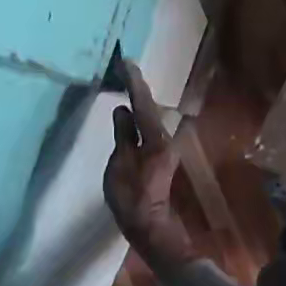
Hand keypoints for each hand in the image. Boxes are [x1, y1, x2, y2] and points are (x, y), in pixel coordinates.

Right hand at [102, 59, 193, 265]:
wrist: (147, 224)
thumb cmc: (130, 196)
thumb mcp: (120, 163)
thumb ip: (123, 134)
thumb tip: (123, 109)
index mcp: (156, 138)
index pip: (143, 103)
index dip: (133, 82)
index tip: (125, 62)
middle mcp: (165, 139)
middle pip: (149, 107)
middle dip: (137, 88)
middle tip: (123, 69)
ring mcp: (165, 147)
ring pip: (150, 117)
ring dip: (138, 102)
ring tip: (125, 84)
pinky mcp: (161, 155)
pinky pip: (148, 128)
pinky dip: (139, 116)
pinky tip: (130, 112)